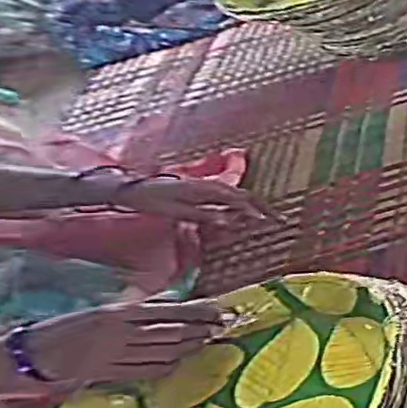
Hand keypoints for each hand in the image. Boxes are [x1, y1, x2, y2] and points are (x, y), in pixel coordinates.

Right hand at [19, 299, 225, 383]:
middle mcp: (120, 333)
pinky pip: (148, 370)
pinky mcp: (106, 373)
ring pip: (167, 352)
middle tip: (220, 328)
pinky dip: (169, 364)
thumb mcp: (109, 310)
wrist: (25, 354)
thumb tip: (186, 303)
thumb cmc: (72, 327)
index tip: (221, 313)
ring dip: (191, 347)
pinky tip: (177, 359)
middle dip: (203, 330)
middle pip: (175, 333)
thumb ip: (147, 307)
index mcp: (121, 313)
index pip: (174, 311)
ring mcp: (113, 355)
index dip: (203, 313)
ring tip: (203, 342)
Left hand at [110, 175, 270, 226]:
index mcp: (211, 190)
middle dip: (263, 208)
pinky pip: (230, 195)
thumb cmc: (150, 200)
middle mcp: (214, 185)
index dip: (259, 211)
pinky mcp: (205, 188)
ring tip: (264, 216)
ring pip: (240, 195)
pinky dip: (242, 203)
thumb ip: (206, 216)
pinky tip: (242, 211)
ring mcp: (209, 185)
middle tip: (278, 219)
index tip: (272, 222)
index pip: (243, 201)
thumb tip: (232, 221)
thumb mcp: (176, 211)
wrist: (128, 188)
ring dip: (254, 205)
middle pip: (247, 196)